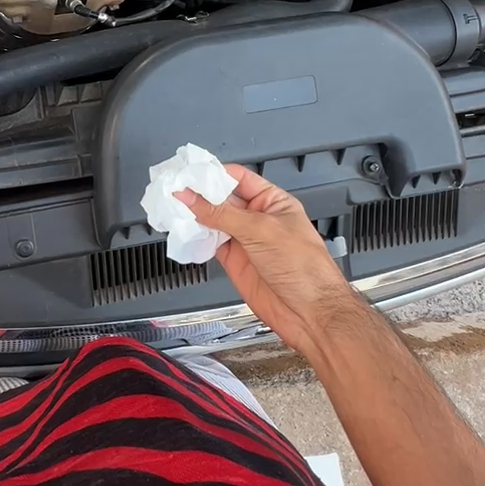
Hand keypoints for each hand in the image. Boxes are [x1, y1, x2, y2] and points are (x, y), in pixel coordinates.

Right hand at [177, 165, 355, 350]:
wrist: (310, 313)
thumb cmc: (305, 268)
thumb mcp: (260, 230)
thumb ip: (222, 213)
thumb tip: (192, 197)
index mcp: (273, 201)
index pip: (238, 178)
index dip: (214, 174)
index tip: (190, 172)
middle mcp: (258, 218)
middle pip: (222, 198)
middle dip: (199, 194)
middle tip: (176, 188)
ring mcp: (245, 239)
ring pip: (212, 220)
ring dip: (194, 215)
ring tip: (174, 207)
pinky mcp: (234, 259)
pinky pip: (210, 242)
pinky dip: (196, 236)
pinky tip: (185, 231)